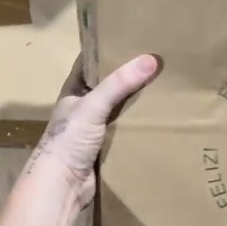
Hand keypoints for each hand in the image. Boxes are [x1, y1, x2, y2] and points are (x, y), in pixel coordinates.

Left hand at [19, 55, 160, 204]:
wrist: (62, 186)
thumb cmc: (68, 140)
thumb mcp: (92, 106)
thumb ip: (119, 84)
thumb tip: (150, 60)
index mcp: (73, 92)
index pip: (90, 63)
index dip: (106, 50)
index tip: (131, 39)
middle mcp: (82, 108)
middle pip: (108, 87)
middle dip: (128, 78)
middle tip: (157, 63)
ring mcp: (93, 130)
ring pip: (119, 110)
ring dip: (136, 104)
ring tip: (165, 87)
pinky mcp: (105, 149)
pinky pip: (125, 133)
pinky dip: (138, 128)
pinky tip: (159, 120)